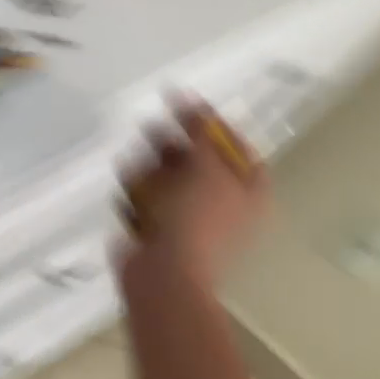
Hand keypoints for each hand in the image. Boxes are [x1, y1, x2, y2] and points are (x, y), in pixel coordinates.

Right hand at [118, 95, 269, 288]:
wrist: (164, 275)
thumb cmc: (195, 220)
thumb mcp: (207, 168)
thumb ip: (202, 134)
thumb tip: (194, 103)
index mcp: (251, 191)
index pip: (236, 147)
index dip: (213, 125)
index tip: (185, 107)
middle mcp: (226, 205)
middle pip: (199, 162)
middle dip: (172, 147)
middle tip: (150, 130)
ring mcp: (192, 221)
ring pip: (169, 181)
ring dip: (149, 170)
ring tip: (134, 167)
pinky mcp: (161, 233)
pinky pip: (149, 204)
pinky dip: (137, 197)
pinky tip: (128, 196)